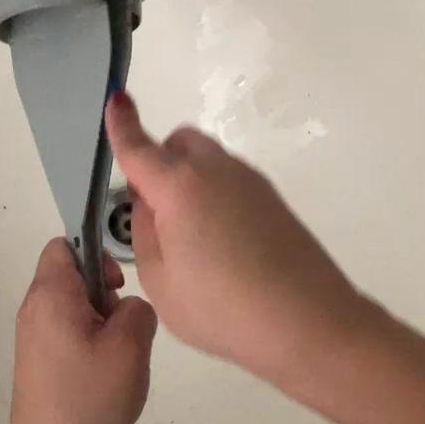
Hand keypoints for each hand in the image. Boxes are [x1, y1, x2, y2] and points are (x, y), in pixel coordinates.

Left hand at [6, 238, 156, 423]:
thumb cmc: (89, 396)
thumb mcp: (131, 347)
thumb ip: (138, 310)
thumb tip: (127, 308)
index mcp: (50, 295)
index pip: (64, 245)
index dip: (95, 254)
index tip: (117, 286)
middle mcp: (33, 309)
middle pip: (68, 275)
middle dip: (102, 290)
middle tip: (122, 324)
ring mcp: (31, 337)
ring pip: (69, 306)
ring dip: (97, 319)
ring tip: (115, 353)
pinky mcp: (35, 361)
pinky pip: (63, 331)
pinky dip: (86, 340)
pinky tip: (101, 372)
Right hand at [105, 90, 373, 383]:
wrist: (308, 323)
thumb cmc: (221, 308)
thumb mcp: (159, 280)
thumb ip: (144, 232)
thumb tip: (149, 203)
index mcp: (179, 187)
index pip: (139, 147)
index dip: (122, 125)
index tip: (115, 100)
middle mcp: (215, 170)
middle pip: (178, 143)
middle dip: (158, 162)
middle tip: (153, 213)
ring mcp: (250, 181)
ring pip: (206, 160)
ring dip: (187, 179)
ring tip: (189, 239)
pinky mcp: (273, 199)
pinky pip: (229, 180)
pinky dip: (213, 195)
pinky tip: (220, 244)